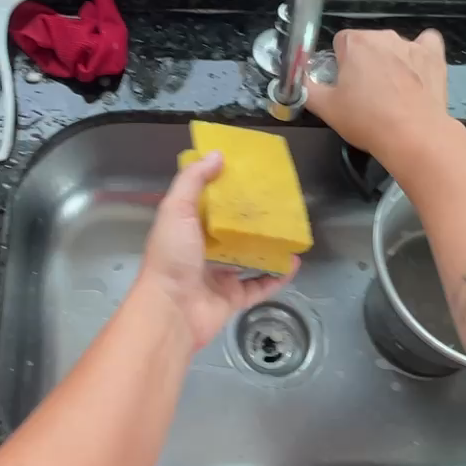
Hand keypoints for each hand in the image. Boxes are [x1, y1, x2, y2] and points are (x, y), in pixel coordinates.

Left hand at [131, 151, 297, 352]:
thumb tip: (217, 155)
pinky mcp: (233, 298)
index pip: (207, 204)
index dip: (223, 188)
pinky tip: (293, 262)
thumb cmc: (171, 256)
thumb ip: (193, 180)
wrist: (172, 310)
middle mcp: (201, 251)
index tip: (246, 174)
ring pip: (247, 258)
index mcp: (185, 228)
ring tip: (288, 230)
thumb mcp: (176, 209)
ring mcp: (218, 276)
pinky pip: (260, 284)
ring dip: (266, 246)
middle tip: (275, 201)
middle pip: (230, 231)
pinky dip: (277, 275)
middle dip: (249, 218)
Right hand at [305, 29, 451, 165]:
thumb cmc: (367, 120)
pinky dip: (420, 53)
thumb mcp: (325, 108)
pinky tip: (417, 69)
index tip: (344, 85)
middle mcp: (382, 37)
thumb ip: (306, 89)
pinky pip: (426, 42)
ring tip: (391, 92)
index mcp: (354, 44)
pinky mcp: (433, 56)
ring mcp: (410, 44)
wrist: (413, 135)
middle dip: (364, 62)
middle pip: (366, 43)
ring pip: (393, 46)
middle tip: (364, 94)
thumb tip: (299, 81)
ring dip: (389, 61)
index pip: (339, 43)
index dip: (340, 64)